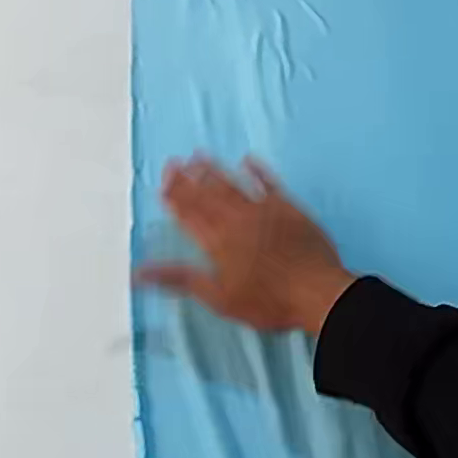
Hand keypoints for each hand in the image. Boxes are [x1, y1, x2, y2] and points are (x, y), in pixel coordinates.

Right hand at [137, 156, 355, 335]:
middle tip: (174, 162)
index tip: (162, 183)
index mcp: (218, 242)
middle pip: (208, 196)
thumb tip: (139, 271)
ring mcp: (266, 212)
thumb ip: (181, 279)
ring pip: (235, 185)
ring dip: (216, 171)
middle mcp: (239, 221)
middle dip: (189, 179)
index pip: (189, 215)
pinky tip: (248, 160)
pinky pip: (271, 184)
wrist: (318, 291)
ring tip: (200, 156)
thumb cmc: (269, 300)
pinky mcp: (291, 209)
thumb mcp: (219, 297)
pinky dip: (258, 171)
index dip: (174, 198)